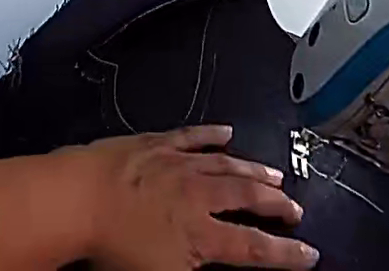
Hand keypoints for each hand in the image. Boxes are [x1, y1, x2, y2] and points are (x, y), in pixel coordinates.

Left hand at [61, 125, 316, 270]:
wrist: (81, 199)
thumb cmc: (111, 251)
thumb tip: (218, 262)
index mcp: (200, 235)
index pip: (252, 248)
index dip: (283, 253)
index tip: (308, 252)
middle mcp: (198, 195)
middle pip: (246, 197)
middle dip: (274, 204)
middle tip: (294, 206)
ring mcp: (180, 164)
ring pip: (226, 164)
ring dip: (252, 168)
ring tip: (274, 173)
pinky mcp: (159, 144)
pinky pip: (193, 137)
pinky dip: (212, 134)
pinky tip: (226, 131)